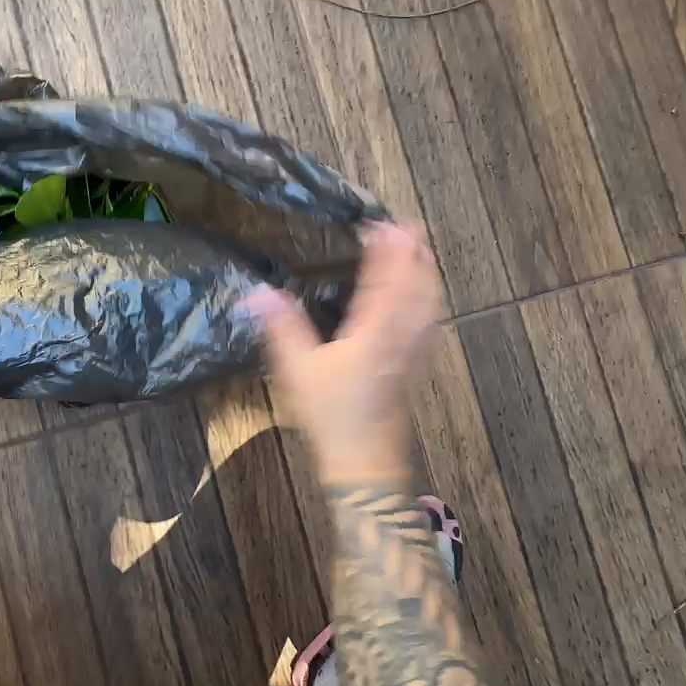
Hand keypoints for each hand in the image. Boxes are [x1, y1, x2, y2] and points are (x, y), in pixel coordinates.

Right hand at [245, 221, 441, 484]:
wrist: (364, 462)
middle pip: (416, 288)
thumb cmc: (330, 414)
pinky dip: (429, 303)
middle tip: (409, 226)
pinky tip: (426, 303)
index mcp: (373, 332)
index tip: (383, 223)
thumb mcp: (296, 369)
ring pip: (428, 305)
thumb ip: (281, 327)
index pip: (385, 281)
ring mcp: (411, 353)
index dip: (387, 250)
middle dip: (414, 255)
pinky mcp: (414, 368)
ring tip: (422, 253)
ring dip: (426, 275)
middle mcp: (399, 337)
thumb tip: (256, 291)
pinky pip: (429, 325)